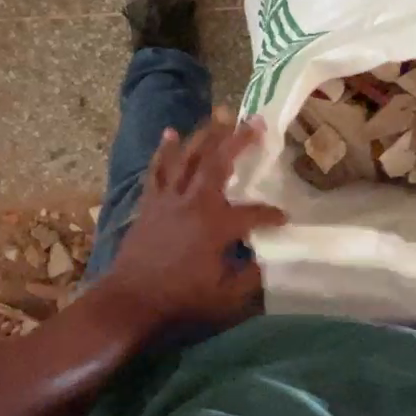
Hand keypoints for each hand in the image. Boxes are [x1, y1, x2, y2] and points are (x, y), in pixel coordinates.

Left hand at [102, 110, 287, 326]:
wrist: (131, 300)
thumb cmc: (180, 299)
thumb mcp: (226, 297)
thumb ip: (250, 275)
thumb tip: (265, 259)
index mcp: (217, 225)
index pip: (254, 213)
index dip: (271, 214)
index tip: (284, 218)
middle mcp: (194, 203)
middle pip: (219, 163)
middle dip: (240, 140)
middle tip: (256, 121)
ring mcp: (169, 199)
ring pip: (189, 158)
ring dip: (206, 135)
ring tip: (221, 115)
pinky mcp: (151, 203)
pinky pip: (159, 170)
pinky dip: (166, 151)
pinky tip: (171, 133)